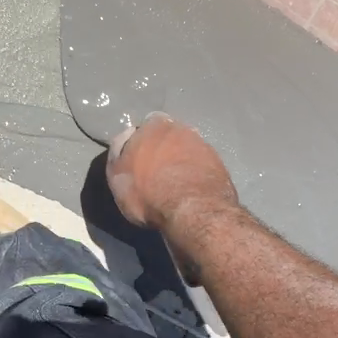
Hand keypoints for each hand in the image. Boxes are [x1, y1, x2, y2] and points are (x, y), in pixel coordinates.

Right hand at [106, 113, 237, 232]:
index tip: (137, 159)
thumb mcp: (117, 174)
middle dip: (163, 149)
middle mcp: (182, 128)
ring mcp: (204, 145)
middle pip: (169, 136)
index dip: (140, 142)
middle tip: (156, 172)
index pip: (145, 125)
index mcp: (154, 125)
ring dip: (181, 161)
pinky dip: (195, 174)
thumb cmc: (147, 192)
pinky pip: (202, 165)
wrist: (193, 211)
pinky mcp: (220, 164)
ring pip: (187, 149)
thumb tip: (126, 136)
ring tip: (174, 184)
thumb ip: (118, 151)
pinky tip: (190, 191)